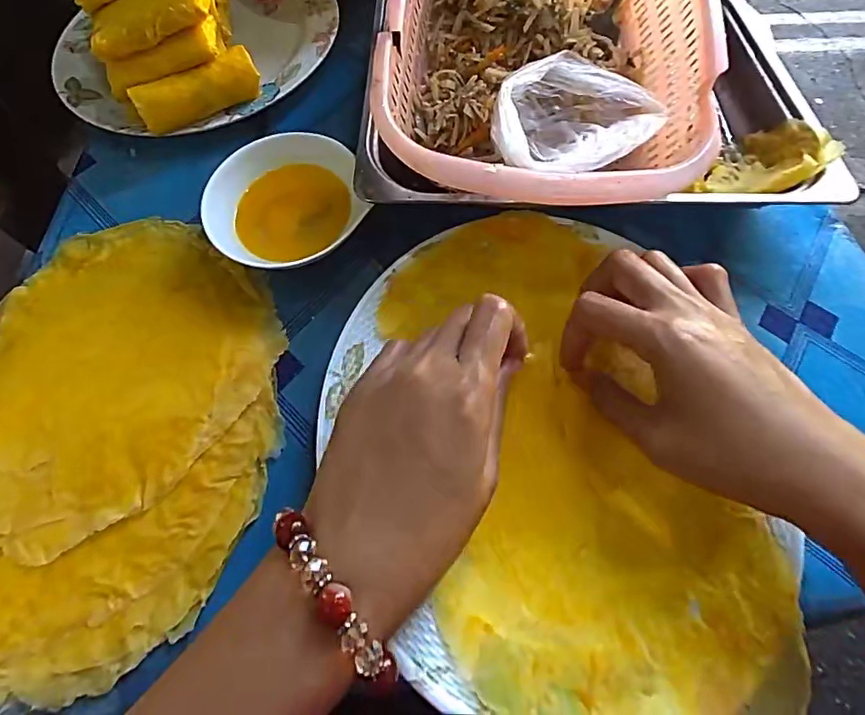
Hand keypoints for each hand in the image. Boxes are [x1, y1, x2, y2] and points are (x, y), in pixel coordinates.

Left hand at [305, 295, 526, 635]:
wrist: (353, 552)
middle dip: (481, 335)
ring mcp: (388, 370)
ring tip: (443, 397)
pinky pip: (398, 352)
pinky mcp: (359, 380)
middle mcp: (427, 365)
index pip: (493, 312)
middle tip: (482, 376)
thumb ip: (497, 402)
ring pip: (429, 333)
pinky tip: (411, 403)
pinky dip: (415, 363)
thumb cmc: (435, 526)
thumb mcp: (485, 470)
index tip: (511, 358)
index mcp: (467, 387)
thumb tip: (505, 362)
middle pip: (462, 315)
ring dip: (447, 351)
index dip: (510, 326)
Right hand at [558, 249, 864, 533]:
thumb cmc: (732, 458)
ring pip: (658, 260)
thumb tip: (588, 379)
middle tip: (592, 331)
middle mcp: (683, 307)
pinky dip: (678, 278)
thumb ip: (612, 403)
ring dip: (630, 280)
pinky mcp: (737, 318)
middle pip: (620, 265)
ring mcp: (714, 308)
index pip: (592, 309)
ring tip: (625, 318)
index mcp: (659, 335)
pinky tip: (675, 310)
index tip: (575, 370)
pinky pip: (702, 274)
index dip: (571, 335)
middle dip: (593, 291)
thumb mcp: (657, 441)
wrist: (815, 464)